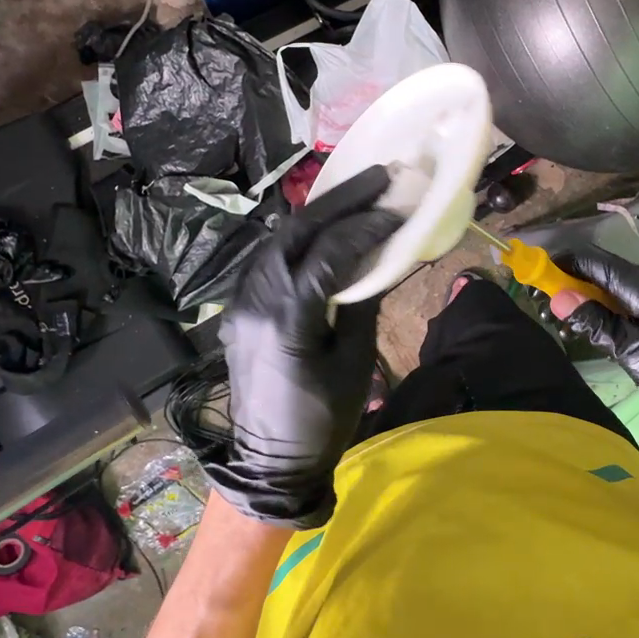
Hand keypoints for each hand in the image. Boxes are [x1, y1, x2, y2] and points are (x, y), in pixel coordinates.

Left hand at [205, 165, 401, 526]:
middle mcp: (255, 300)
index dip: (366, 225)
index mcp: (287, 320)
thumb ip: (363, 301)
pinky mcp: (239, 308)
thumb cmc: (323, 419)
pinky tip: (326, 226)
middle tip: (381, 176)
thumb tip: (380, 257)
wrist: (271, 461)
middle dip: (341, 200)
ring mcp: (240, 302)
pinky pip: (268, 258)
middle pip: (297, 231)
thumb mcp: (354, 362)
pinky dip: (300, 236)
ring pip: (277, 239)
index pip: (328, 253)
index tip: (399, 206)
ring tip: (359, 193)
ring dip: (320, 212)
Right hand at [555, 247, 638, 456]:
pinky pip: (628, 302)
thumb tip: (559, 296)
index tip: (529, 271)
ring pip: (614, 287)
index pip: (593, 261)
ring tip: (558, 315)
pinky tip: (591, 326)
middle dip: (568, 279)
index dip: (560, 262)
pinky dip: (604, 308)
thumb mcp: (638, 353)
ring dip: (584, 295)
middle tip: (540, 301)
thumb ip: (598, 323)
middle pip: (601, 270)